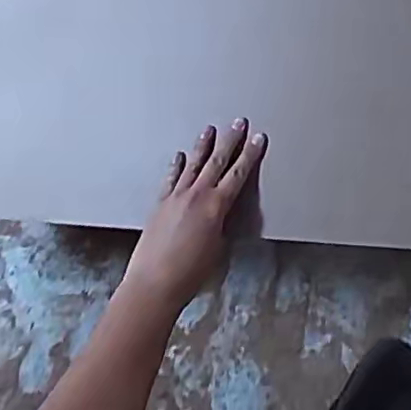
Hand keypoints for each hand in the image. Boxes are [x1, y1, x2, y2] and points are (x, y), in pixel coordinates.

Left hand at [118, 120, 266, 316]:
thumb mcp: (218, 249)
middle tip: (238, 123)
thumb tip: (223, 214)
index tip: (258, 138)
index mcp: (216, 207)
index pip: (238, 174)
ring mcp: (176, 197)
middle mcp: (197, 195)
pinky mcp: (160, 204)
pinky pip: (171, 178)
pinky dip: (177, 165)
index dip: (250, 155)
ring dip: (203, 145)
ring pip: (194, 163)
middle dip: (230, 140)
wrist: (152, 286)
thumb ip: (222, 225)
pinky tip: (180, 155)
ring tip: (210, 129)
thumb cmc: (189, 275)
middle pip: (218, 160)